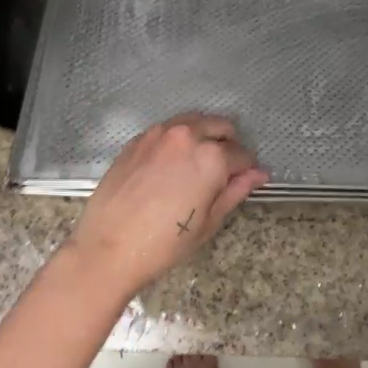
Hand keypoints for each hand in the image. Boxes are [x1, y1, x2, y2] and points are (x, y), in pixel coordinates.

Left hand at [64, 115, 269, 299]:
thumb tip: (258, 174)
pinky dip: (178, 138)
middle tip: (223, 170)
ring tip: (198, 164)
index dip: (247, 168)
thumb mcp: (208, 221)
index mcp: (211, 157)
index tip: (244, 179)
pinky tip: (172, 163)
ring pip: (193, 121)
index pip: (241, 154)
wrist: (109, 246)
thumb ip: (235, 191)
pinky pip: (167, 129)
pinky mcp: (137, 138)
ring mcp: (159, 133)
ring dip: (203, 134)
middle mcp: (186, 135)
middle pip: (219, 125)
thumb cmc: (165, 243)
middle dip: (227, 144)